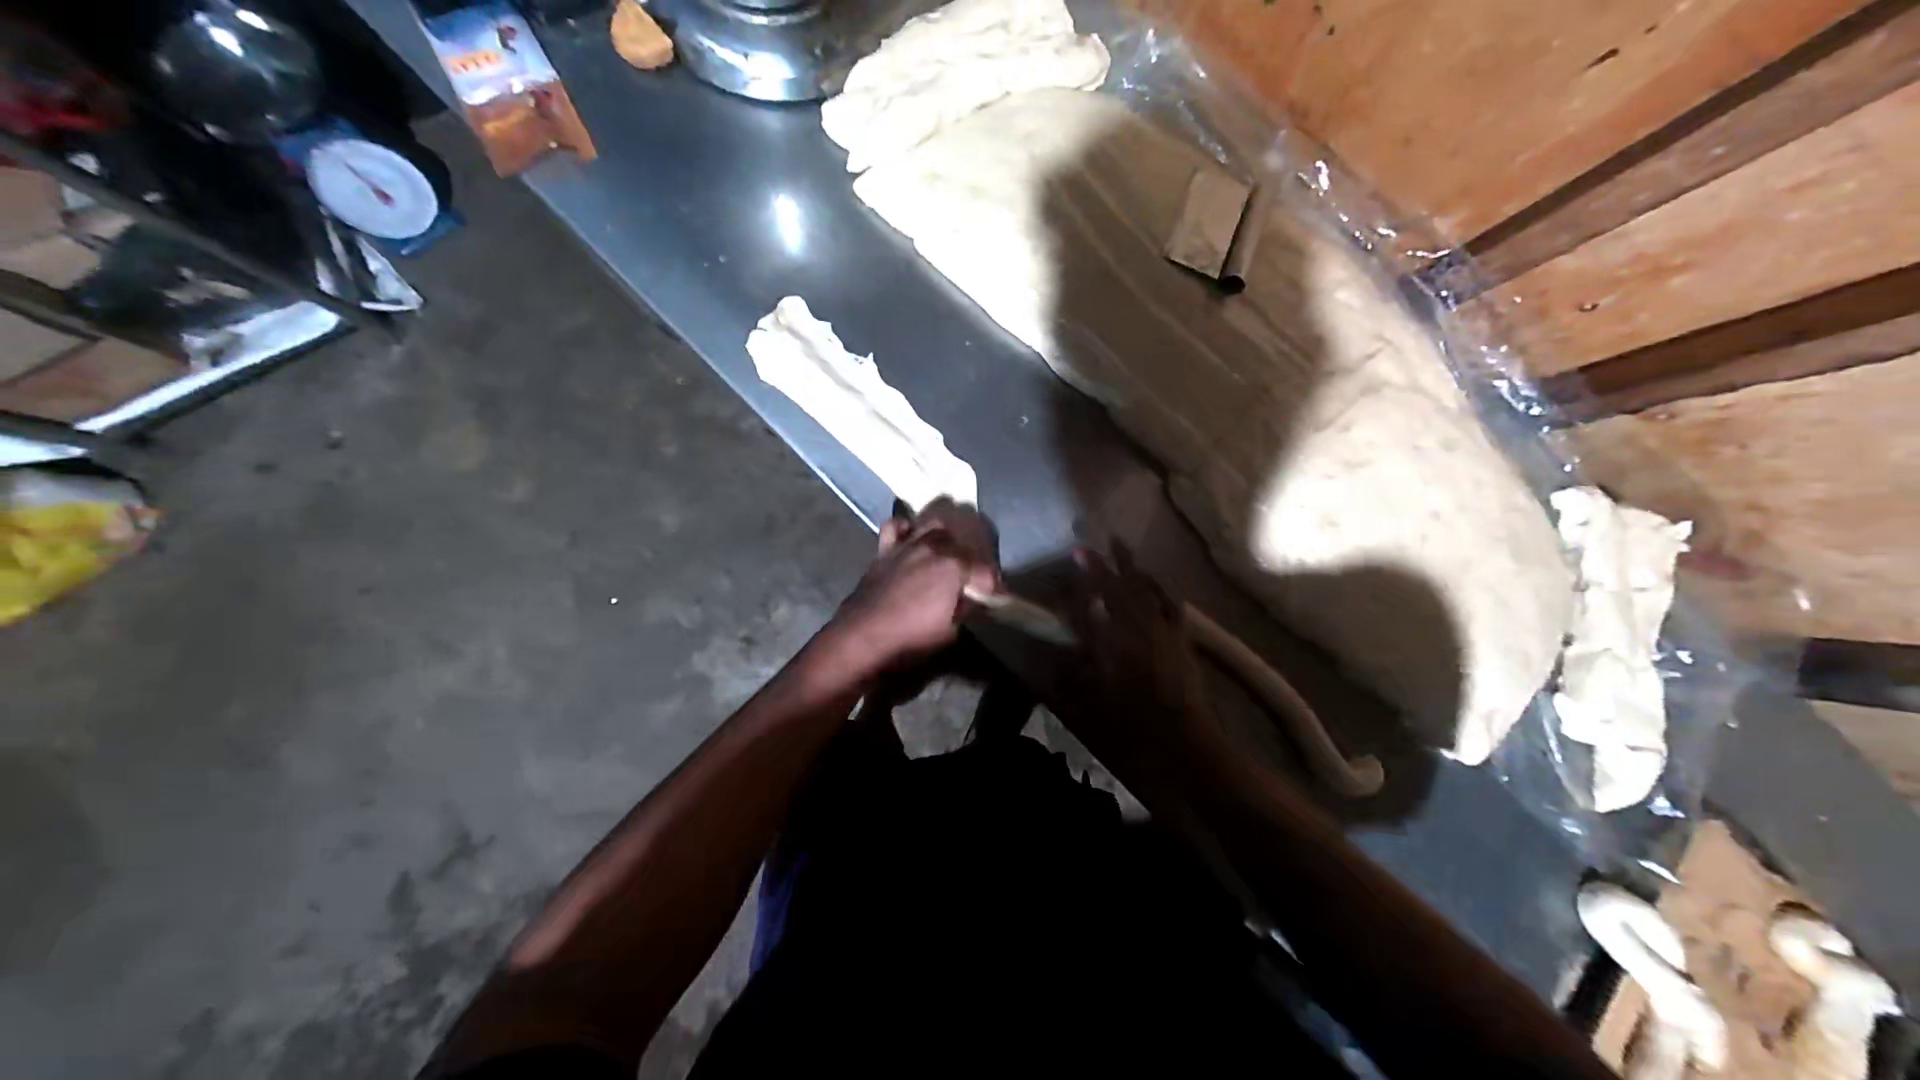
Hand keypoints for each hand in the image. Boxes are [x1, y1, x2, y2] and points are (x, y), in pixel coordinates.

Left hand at [823, 498, 1000, 678]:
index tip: (993, 599)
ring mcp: (907, 545)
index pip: (986, 572)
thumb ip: (966, 609)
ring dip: (944, 541)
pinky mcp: (885, 550)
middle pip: (963, 547)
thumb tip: (974, 602)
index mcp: (955, 567)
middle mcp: (934, 548)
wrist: (862, 637)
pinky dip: (906, 530)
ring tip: (943, 558)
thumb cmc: (910, 638)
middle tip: (968, 583)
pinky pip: (896, 526)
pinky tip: (910, 541)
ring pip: (934, 527)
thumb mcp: (950, 631)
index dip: (993, 587)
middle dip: (970, 563)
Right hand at [1060, 544, 1211, 747]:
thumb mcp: (1094, 700)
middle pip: (1113, 590)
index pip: (1084, 610)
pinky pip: (1169, 602)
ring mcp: (1159, 628)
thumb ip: (1076, 673)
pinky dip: (1158, 586)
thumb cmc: (1132, 722)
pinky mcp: (1179, 634)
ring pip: (1141, 589)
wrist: (1181, 733)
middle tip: (1083, 548)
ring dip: (1128, 566)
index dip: (1071, 594)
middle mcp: (1133, 629)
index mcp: (1108, 645)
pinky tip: (1151, 577)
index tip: (1059, 584)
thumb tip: (1065, 650)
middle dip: (1097, 568)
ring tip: (1118, 545)